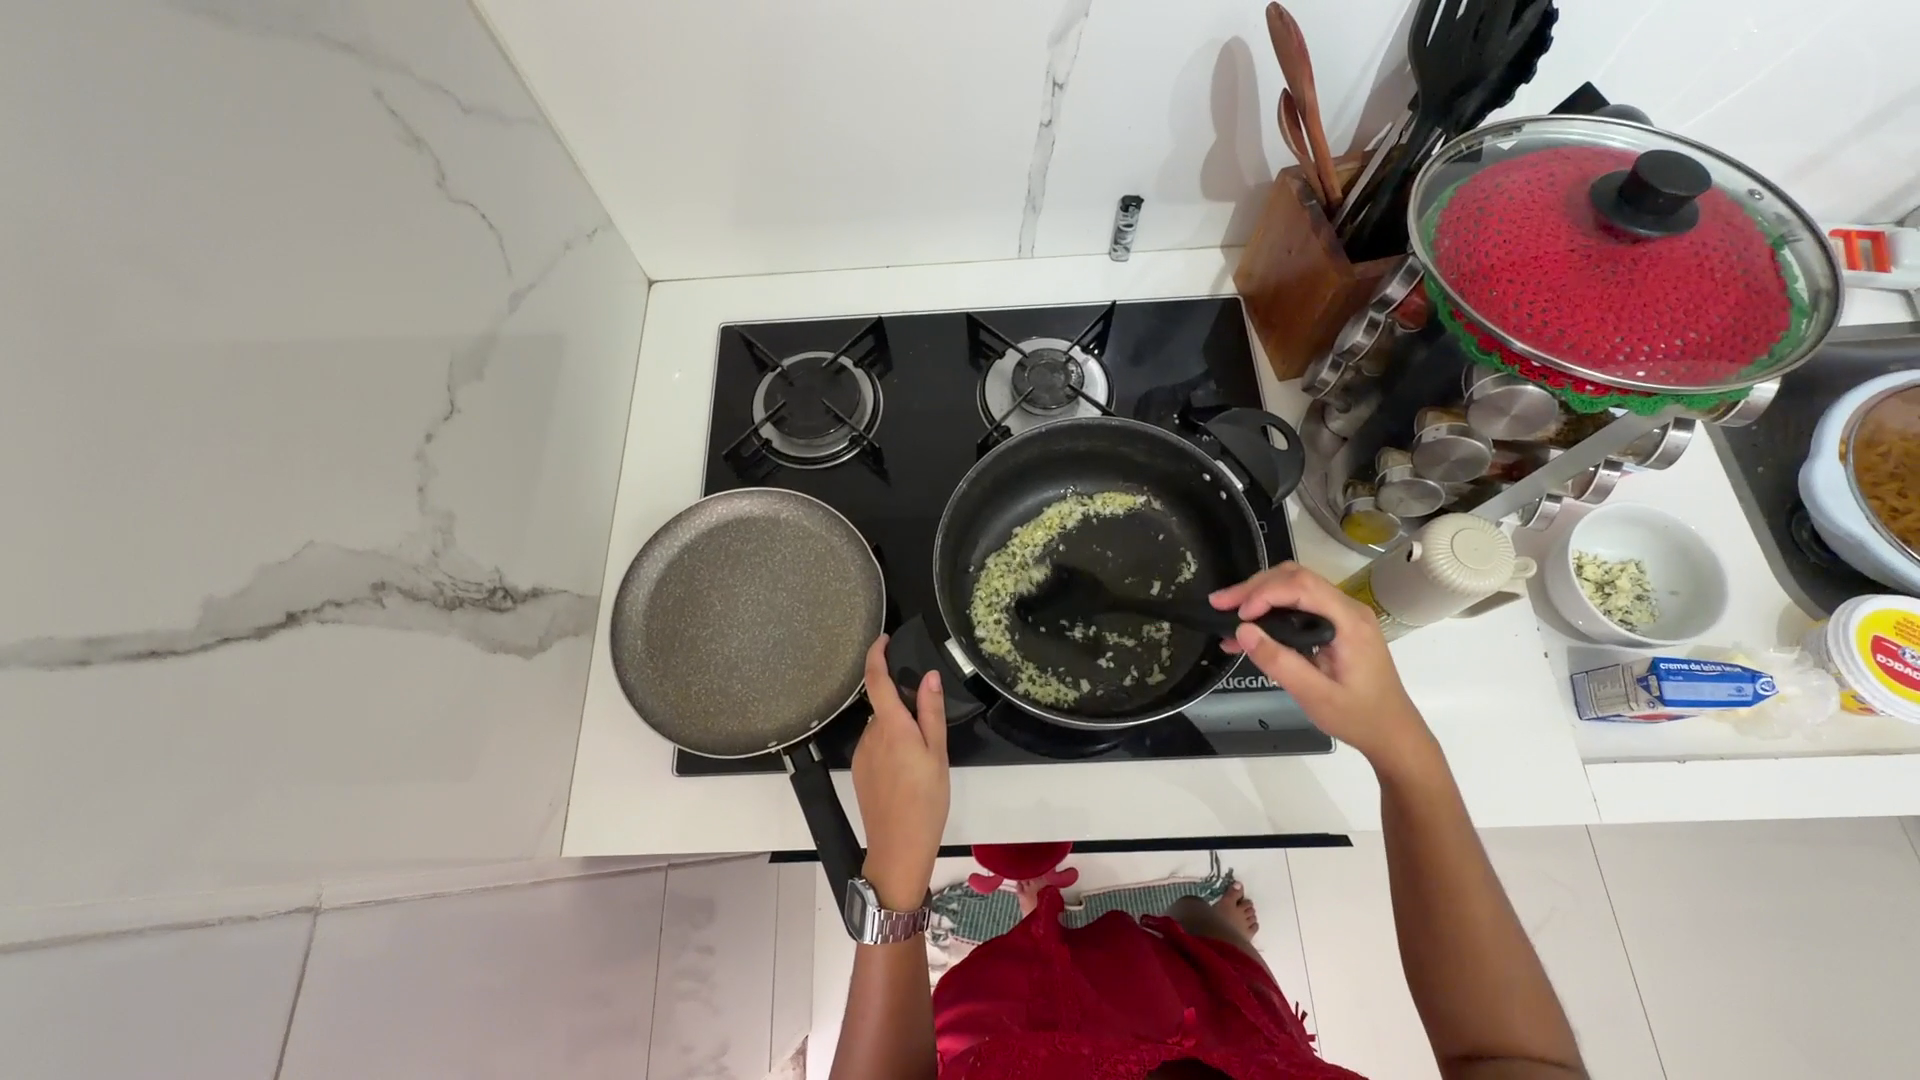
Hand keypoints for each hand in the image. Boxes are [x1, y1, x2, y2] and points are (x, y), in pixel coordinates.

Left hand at [851, 635, 949, 910]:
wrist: (898, 847)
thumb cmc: (925, 800)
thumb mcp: (937, 754)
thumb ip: (931, 712)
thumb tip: (929, 676)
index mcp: (891, 726)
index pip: (876, 679)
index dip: (877, 654)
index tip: (884, 639)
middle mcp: (869, 735)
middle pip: (883, 705)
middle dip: (903, 705)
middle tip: (931, 729)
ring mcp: (861, 754)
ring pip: (881, 727)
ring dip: (898, 730)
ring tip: (924, 759)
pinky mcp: (860, 771)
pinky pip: (875, 746)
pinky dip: (891, 747)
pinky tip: (907, 773)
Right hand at [1210, 563, 1434, 769]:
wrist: (1391, 733)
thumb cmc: (1357, 717)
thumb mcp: (1314, 696)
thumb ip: (1278, 662)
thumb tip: (1241, 631)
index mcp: (1348, 621)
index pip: (1301, 586)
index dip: (1264, 593)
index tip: (1237, 615)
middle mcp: (1347, 609)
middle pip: (1296, 578)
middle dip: (1254, 587)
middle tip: (1219, 604)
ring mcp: (1342, 615)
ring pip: (1294, 587)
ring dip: (1259, 595)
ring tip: (1226, 612)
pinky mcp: (1335, 625)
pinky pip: (1298, 605)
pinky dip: (1270, 611)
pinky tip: (1246, 632)